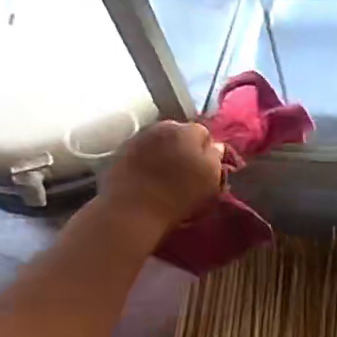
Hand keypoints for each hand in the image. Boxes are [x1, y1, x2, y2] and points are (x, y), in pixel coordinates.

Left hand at [96, 120, 225, 239]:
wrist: (133, 209)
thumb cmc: (179, 194)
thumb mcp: (211, 179)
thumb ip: (216, 157)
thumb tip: (216, 146)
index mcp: (186, 131)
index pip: (204, 133)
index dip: (208, 151)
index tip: (207, 169)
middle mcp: (161, 127)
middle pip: (180, 133)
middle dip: (186, 148)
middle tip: (188, 171)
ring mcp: (138, 138)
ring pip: (160, 142)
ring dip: (166, 153)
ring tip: (167, 176)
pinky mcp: (120, 153)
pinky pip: (142, 152)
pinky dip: (147, 161)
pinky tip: (149, 178)